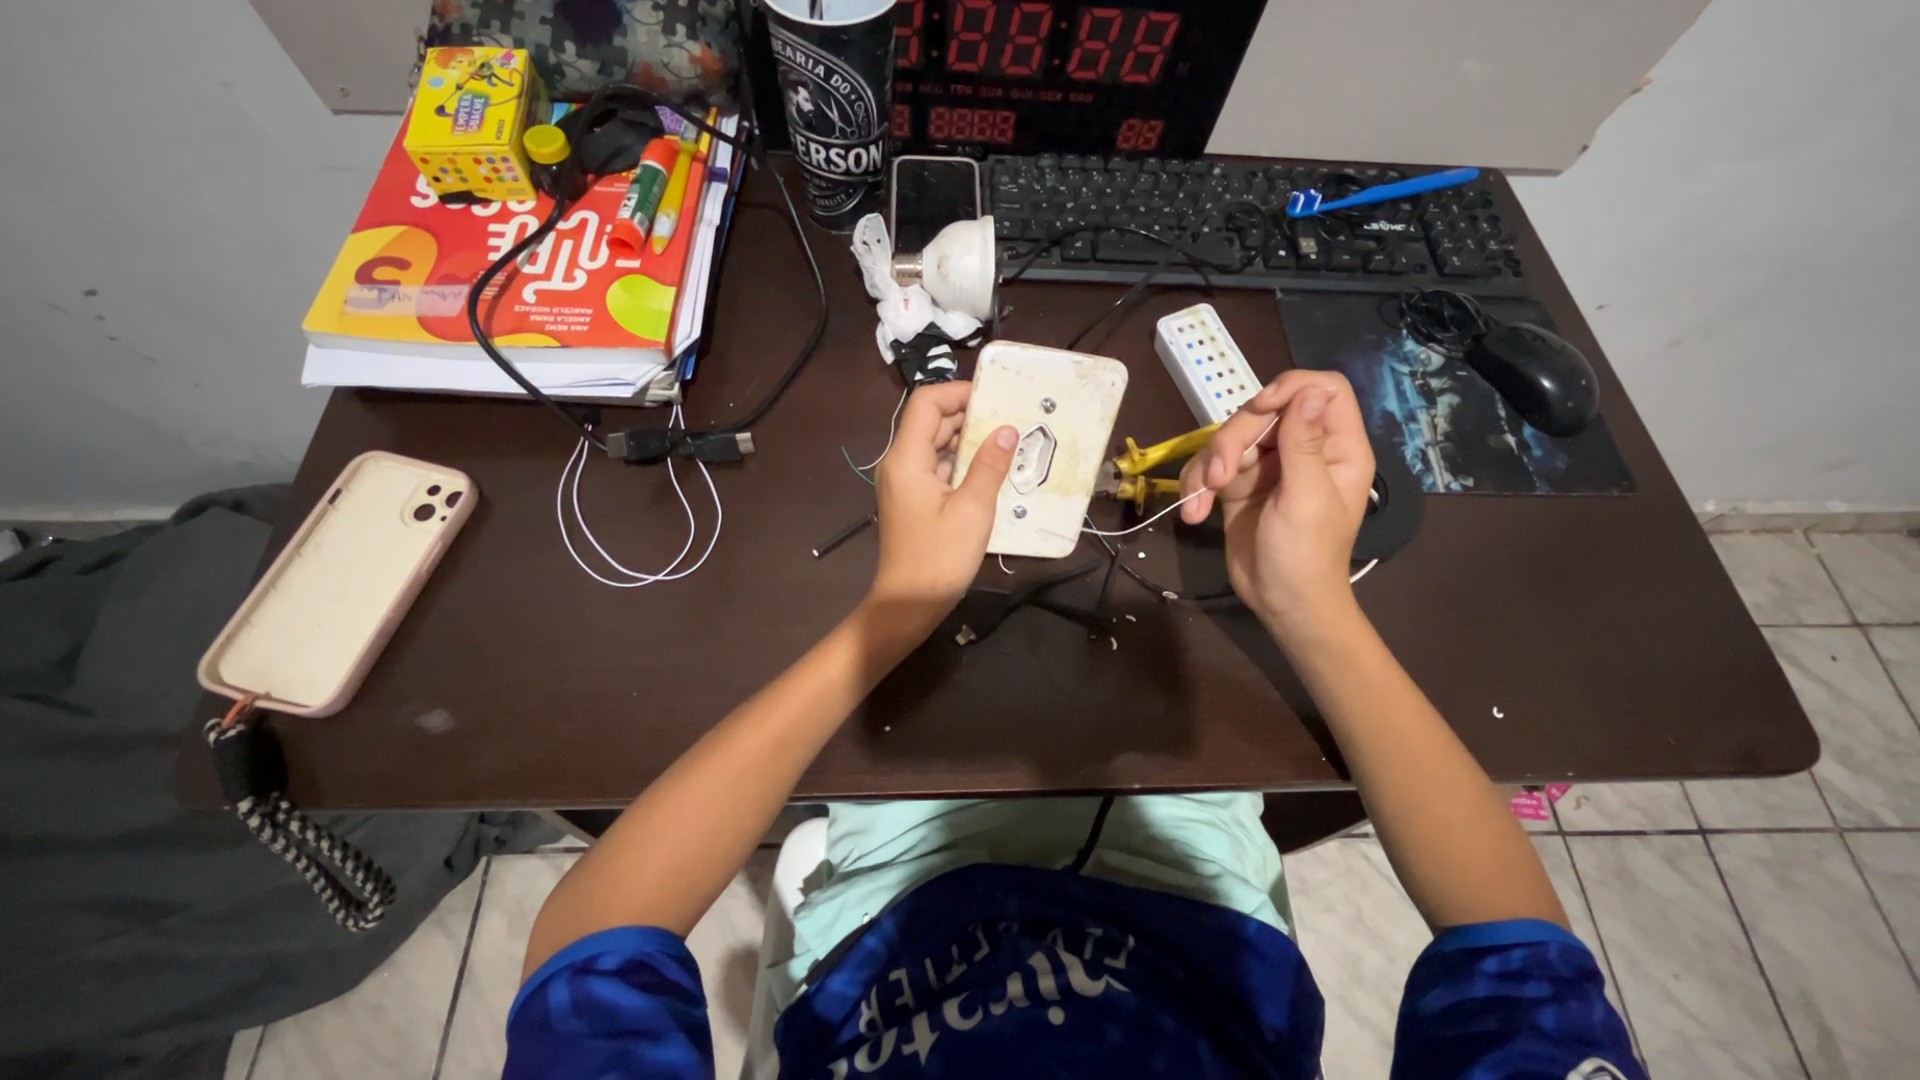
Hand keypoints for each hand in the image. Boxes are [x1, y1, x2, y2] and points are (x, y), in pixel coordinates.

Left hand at [867, 381, 1016, 634]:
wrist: (908, 604)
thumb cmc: (939, 558)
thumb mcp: (973, 510)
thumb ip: (989, 465)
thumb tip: (1007, 429)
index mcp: (907, 458)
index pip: (927, 402)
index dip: (959, 392)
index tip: (995, 399)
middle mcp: (900, 463)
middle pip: (932, 421)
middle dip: (970, 416)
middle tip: (1011, 420)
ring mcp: (905, 482)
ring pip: (937, 446)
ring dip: (969, 442)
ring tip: (1008, 443)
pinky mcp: (913, 500)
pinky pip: (938, 468)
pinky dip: (963, 465)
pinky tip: (992, 472)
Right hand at [1177, 371, 1374, 631]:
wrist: (1281, 603)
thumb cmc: (1307, 555)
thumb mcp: (1307, 498)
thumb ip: (1304, 443)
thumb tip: (1309, 391)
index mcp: (1337, 448)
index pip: (1323, 390)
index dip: (1290, 389)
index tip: (1260, 409)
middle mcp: (1303, 449)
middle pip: (1263, 412)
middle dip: (1233, 441)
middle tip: (1219, 478)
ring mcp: (1269, 466)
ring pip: (1231, 438)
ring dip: (1207, 466)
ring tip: (1200, 502)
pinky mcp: (1238, 485)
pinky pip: (1210, 466)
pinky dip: (1196, 486)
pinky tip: (1195, 513)